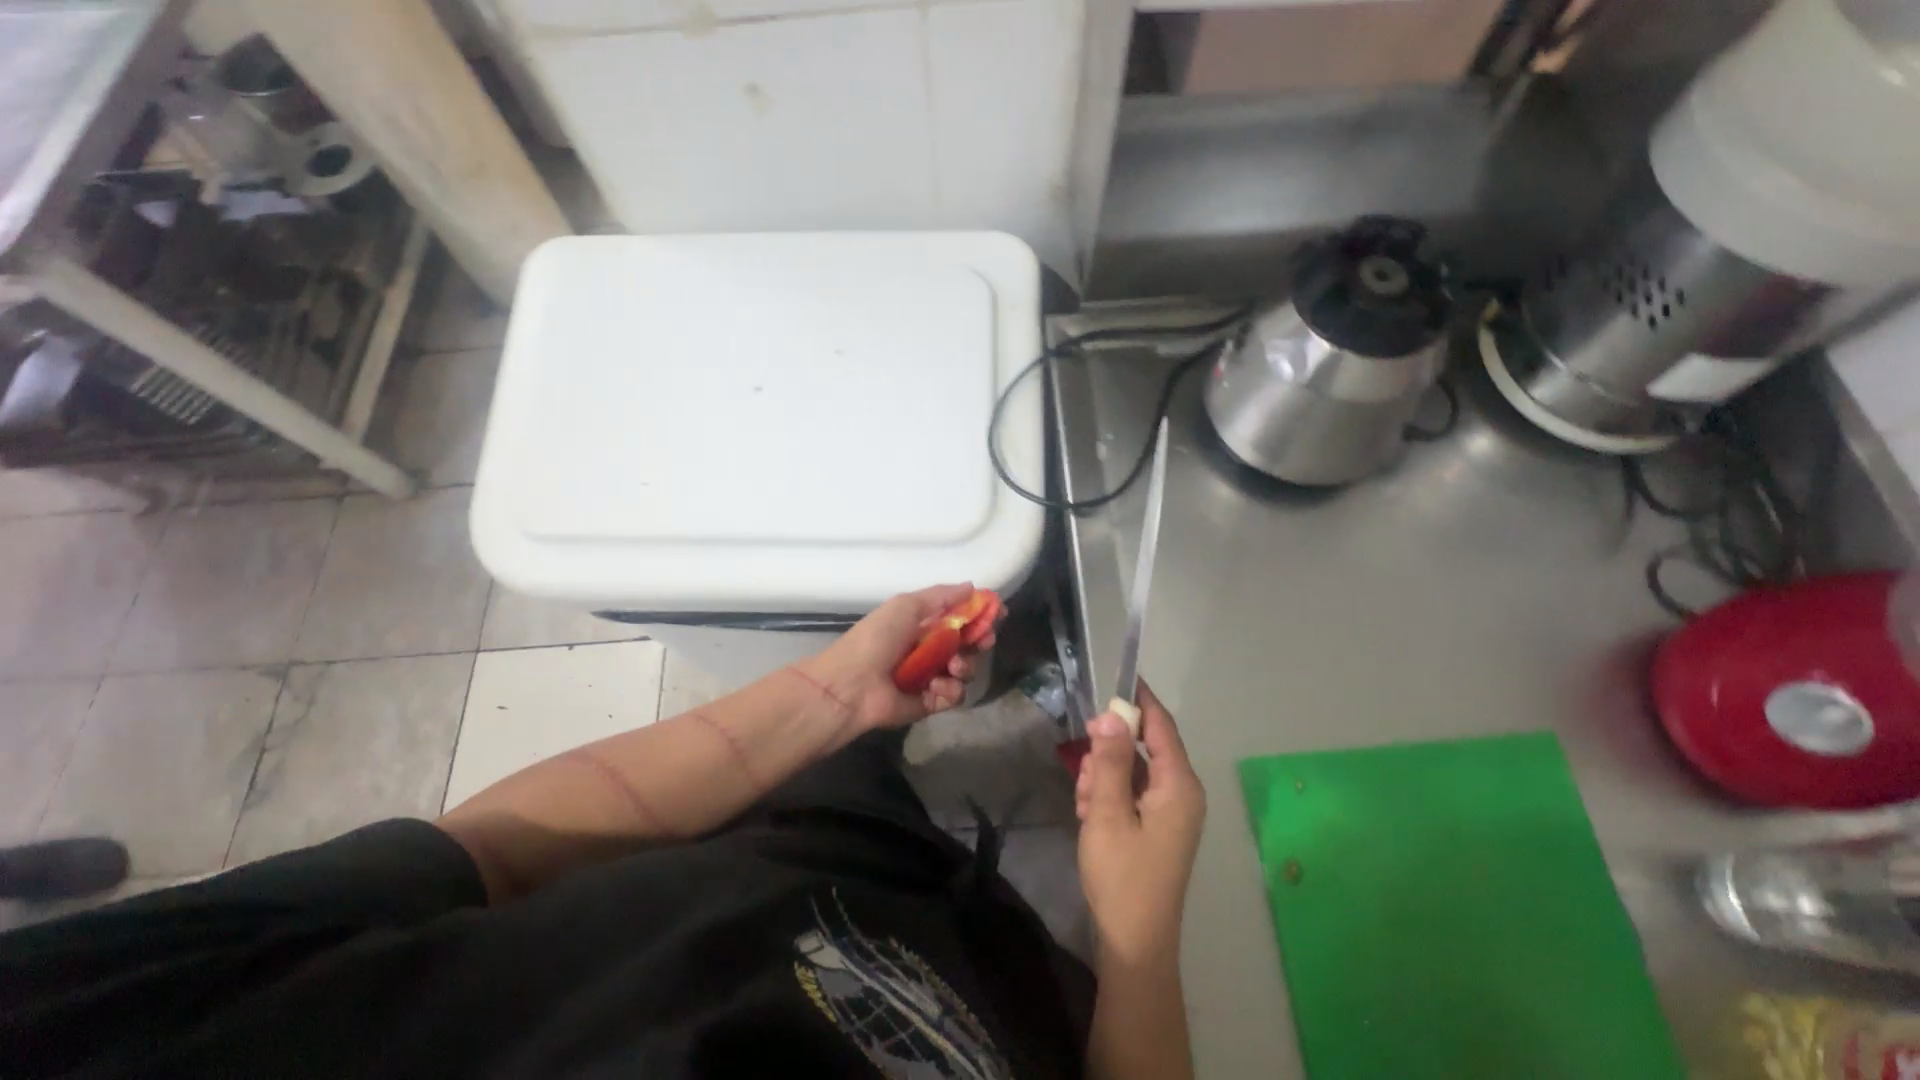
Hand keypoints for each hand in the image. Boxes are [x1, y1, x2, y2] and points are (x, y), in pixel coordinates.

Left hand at [805, 584, 997, 730]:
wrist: (852, 684)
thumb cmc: (877, 639)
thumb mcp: (906, 606)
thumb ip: (942, 596)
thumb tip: (972, 587)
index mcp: (922, 624)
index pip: (960, 617)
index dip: (979, 615)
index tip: (997, 614)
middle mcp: (929, 649)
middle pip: (968, 643)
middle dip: (980, 640)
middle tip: (983, 641)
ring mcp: (931, 677)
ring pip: (966, 669)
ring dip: (965, 666)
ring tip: (952, 667)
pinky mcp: (931, 702)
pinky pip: (955, 695)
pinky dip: (951, 689)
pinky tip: (937, 686)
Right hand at [1076, 681, 1205, 970]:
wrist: (1135, 942)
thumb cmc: (1122, 875)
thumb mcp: (1108, 812)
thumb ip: (1110, 760)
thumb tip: (1112, 713)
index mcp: (1179, 785)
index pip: (1161, 726)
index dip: (1140, 699)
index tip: (1115, 675)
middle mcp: (1182, 793)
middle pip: (1144, 747)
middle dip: (1109, 752)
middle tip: (1084, 780)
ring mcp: (1172, 813)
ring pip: (1132, 771)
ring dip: (1104, 778)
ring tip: (1084, 808)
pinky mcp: (1159, 828)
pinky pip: (1132, 794)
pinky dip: (1109, 797)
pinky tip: (1089, 817)